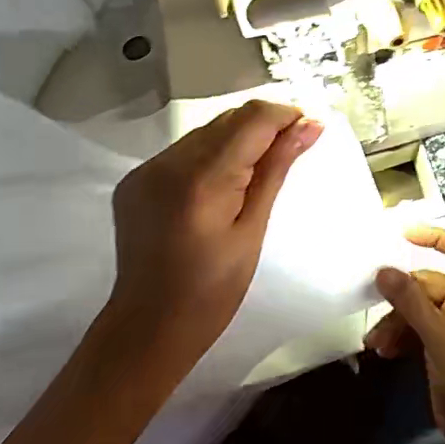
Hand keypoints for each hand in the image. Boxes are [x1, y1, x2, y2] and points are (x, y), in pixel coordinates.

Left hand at [109, 100, 322, 359]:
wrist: (149, 327)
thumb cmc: (212, 292)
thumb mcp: (252, 230)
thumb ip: (276, 170)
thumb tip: (308, 125)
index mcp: (202, 179)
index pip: (251, 120)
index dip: (284, 116)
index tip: (309, 128)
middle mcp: (168, 163)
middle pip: (227, 120)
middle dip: (263, 127)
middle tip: (291, 150)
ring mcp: (146, 169)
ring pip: (204, 133)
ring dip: (236, 140)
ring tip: (256, 173)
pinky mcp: (135, 179)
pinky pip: (182, 152)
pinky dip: (208, 156)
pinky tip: (220, 186)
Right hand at [365, 227, 444, 443]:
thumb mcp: (439, 336)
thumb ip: (410, 302)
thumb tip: (383, 270)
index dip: (436, 238)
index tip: (404, 235)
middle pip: (427, 285)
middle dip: (400, 300)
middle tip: (375, 315)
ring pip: (417, 309)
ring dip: (395, 323)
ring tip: (376, 343)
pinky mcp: (441, 346)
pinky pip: (416, 329)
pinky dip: (400, 337)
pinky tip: (385, 351)